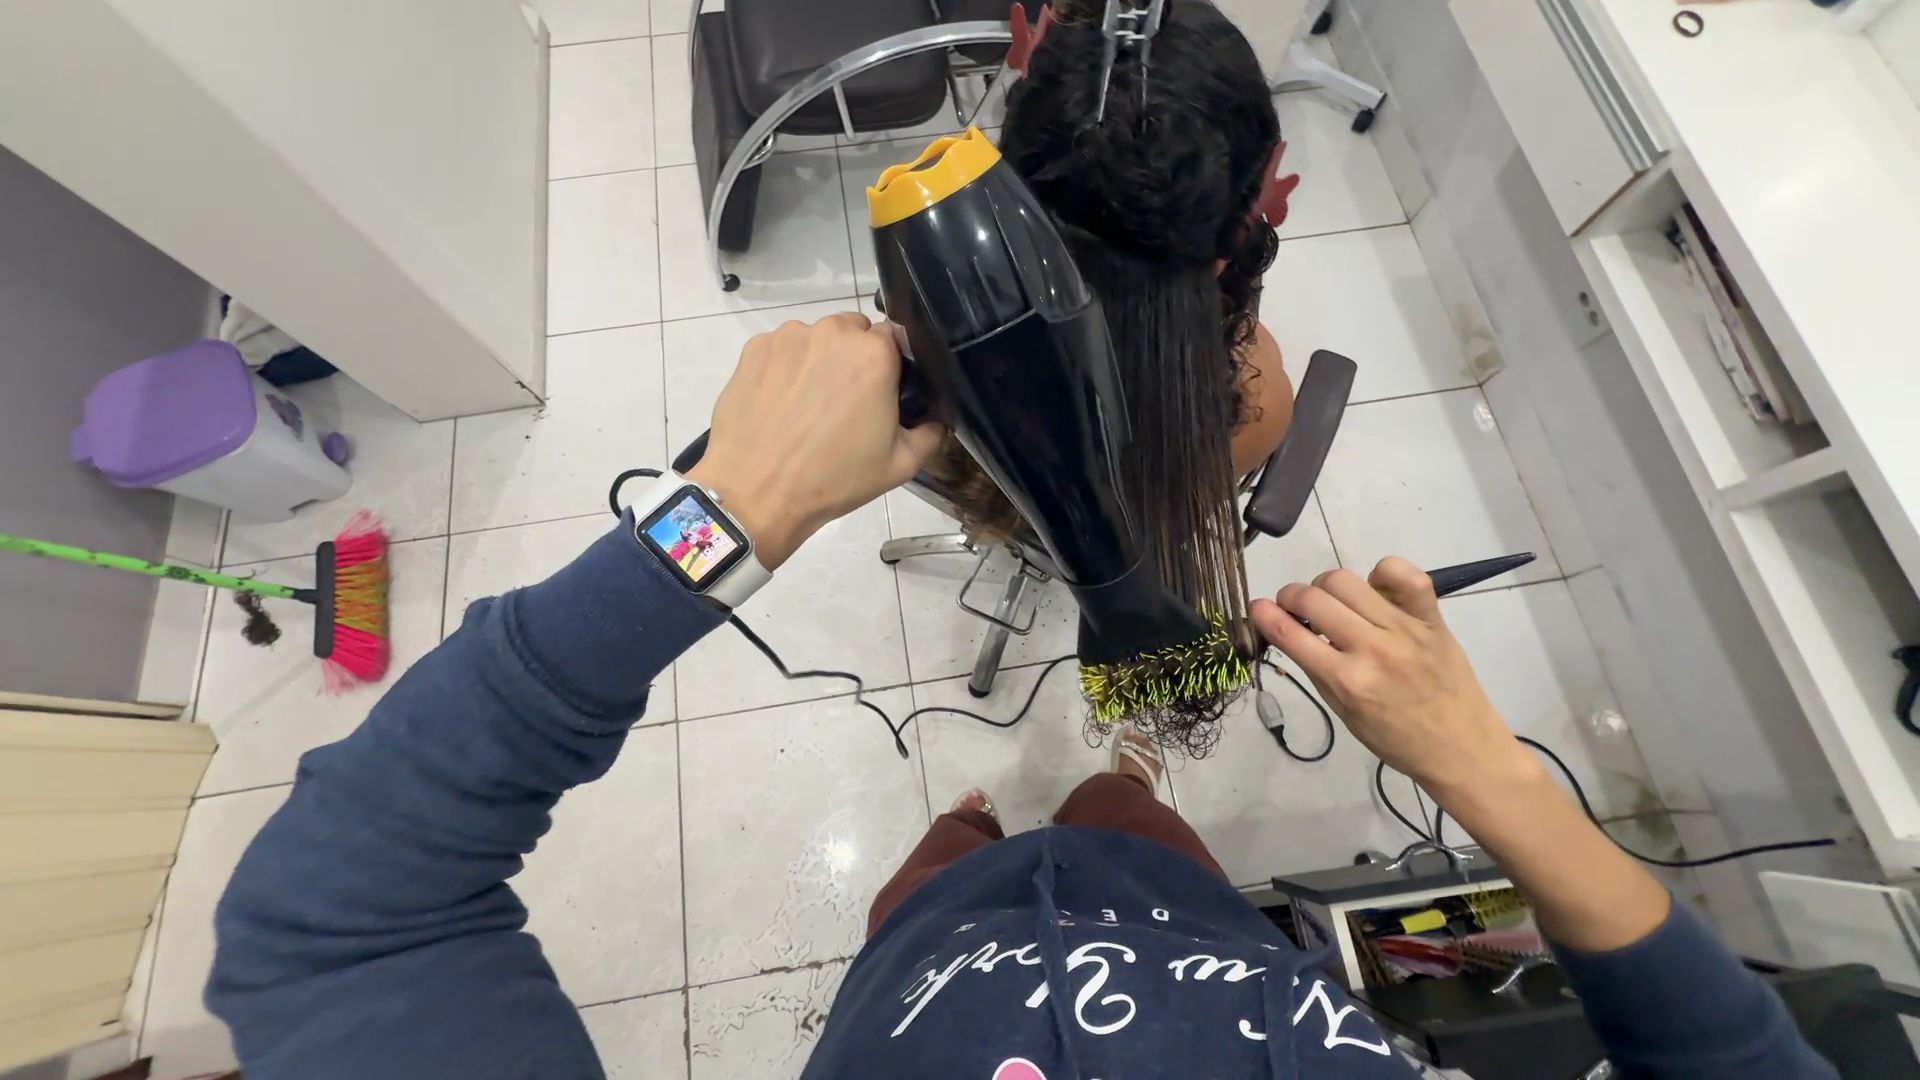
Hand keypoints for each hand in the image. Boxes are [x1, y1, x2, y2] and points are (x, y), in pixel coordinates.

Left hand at [687, 313, 943, 568]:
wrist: (756, 493)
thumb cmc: (834, 480)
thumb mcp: (900, 466)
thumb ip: (931, 433)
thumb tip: (936, 418)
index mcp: (875, 354)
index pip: (897, 338)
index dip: (894, 366)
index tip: (885, 394)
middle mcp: (832, 333)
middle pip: (856, 332)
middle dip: (857, 359)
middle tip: (848, 403)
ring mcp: (789, 337)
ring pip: (818, 339)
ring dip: (821, 361)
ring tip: (810, 407)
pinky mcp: (754, 348)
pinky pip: (784, 349)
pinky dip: (788, 368)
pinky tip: (783, 404)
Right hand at [1248, 557, 1538, 798]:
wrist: (1463, 749)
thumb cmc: (1394, 739)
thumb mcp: (1342, 712)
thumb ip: (1315, 668)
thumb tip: (1288, 632)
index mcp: (1346, 681)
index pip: (1290, 634)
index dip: (1263, 615)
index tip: (1257, 608)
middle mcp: (1372, 649)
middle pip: (1313, 598)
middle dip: (1289, 596)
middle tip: (1292, 608)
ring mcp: (1404, 630)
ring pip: (1346, 581)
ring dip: (1323, 586)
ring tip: (1329, 601)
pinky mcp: (1432, 620)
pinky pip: (1407, 576)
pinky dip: (1383, 571)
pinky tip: (1374, 587)